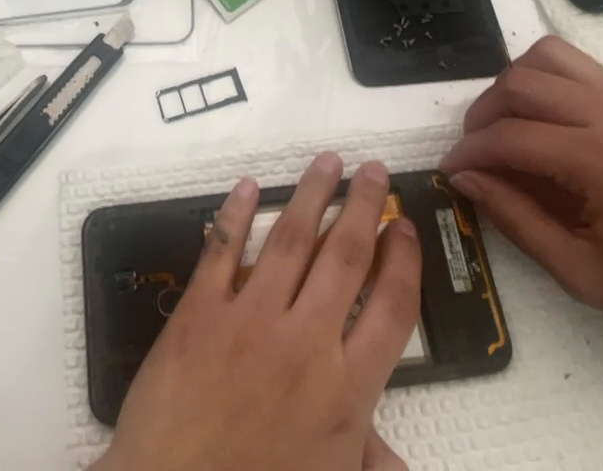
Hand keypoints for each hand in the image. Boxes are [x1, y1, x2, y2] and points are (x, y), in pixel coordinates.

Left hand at [95, 154, 420, 470]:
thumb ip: (367, 458)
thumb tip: (401, 465)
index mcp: (345, 388)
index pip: (391, 308)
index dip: (402, 261)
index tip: (403, 225)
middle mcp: (304, 341)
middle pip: (345, 257)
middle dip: (364, 206)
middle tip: (374, 170)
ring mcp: (249, 319)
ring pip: (291, 241)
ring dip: (312, 195)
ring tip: (327, 162)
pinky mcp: (199, 312)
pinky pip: (221, 251)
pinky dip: (235, 215)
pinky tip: (248, 187)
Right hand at [440, 36, 602, 339]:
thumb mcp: (582, 272)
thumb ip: (515, 219)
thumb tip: (466, 180)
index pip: (510, 136)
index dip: (468, 153)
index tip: (448, 173)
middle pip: (521, 83)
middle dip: (482, 114)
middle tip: (473, 153)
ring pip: (548, 57)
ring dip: (512, 85)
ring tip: (503, 127)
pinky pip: (580, 67)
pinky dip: (545, 79)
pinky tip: (542, 122)